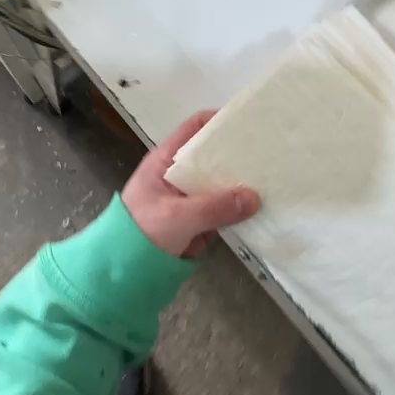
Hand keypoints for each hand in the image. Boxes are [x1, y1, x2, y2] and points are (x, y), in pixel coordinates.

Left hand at [122, 110, 260, 257]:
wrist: (123, 273)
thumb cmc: (141, 234)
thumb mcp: (177, 217)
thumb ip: (215, 208)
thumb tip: (254, 198)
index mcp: (166, 161)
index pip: (194, 127)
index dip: (219, 121)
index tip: (248, 124)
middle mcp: (179, 174)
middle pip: (213, 155)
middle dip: (237, 155)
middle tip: (267, 154)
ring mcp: (188, 197)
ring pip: (220, 183)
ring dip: (240, 185)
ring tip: (271, 180)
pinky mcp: (196, 220)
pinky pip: (221, 209)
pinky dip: (236, 209)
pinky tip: (260, 208)